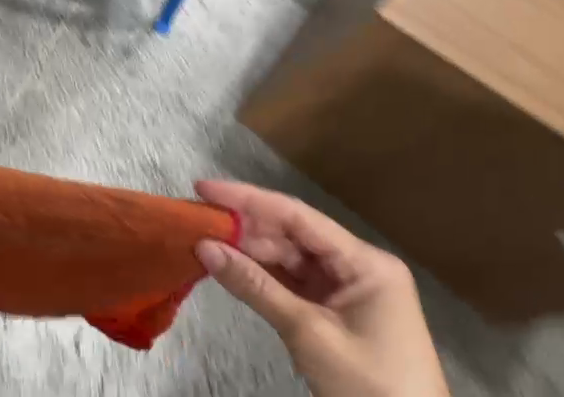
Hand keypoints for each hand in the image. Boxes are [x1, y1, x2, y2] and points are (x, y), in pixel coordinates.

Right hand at [194, 181, 449, 396]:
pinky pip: (291, 280)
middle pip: (290, 234)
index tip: (202, 187)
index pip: (296, 215)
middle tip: (195, 220)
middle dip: (243, 227)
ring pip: (287, 256)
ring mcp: (347, 289)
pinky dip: (260, 275)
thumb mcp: (308, 333)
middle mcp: (357, 266)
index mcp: (365, 263)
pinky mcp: (335, 310)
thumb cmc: (368, 383)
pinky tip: (229, 267)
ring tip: (202, 242)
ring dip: (247, 251)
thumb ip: (254, 285)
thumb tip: (201, 246)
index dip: (247, 198)